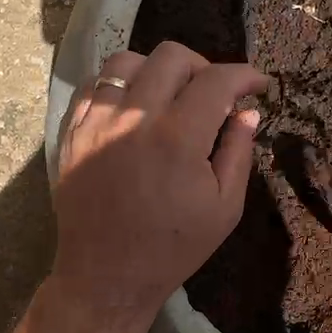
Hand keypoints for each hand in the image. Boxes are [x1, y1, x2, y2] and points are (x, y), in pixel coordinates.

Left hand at [53, 42, 269, 315]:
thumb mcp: (223, 209)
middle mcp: (135, 118)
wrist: (106, 275)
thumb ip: (238, 153)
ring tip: (168, 96)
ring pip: (127, 61)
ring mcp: (97, 121)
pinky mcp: (73, 131)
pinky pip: (95, 86)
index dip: (245, 75)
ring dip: (156, 70)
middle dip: (203, 67)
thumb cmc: (172, 248)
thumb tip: (248, 112)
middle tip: (213, 94)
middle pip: (172, 56)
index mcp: (178, 138)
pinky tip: (133, 108)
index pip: (217, 80)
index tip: (258, 84)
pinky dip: (120, 86)